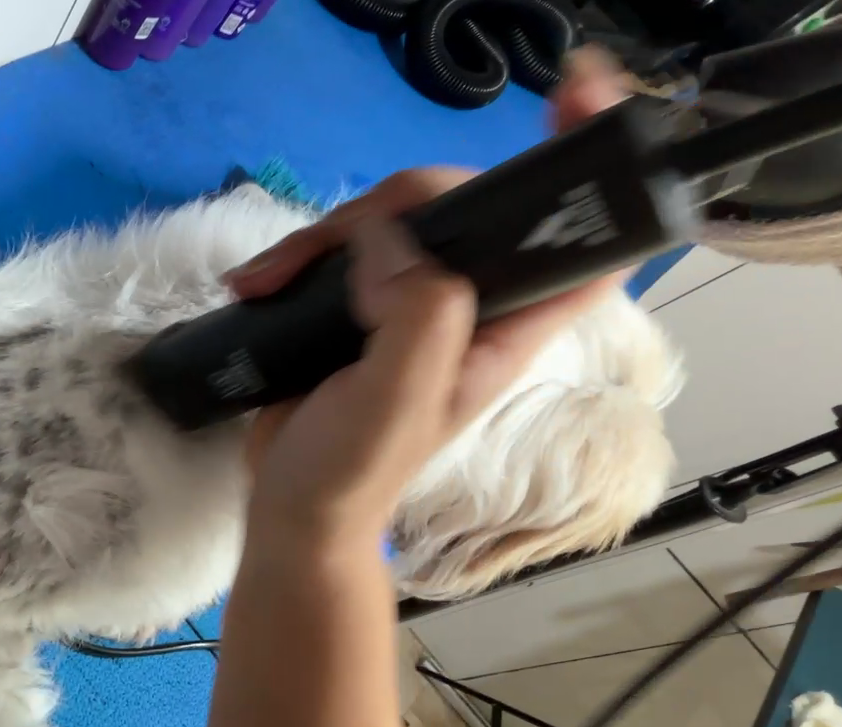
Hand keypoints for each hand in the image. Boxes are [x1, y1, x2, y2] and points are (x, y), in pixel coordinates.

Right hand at [230, 46, 632, 544]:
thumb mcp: (400, 396)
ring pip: (384, 228)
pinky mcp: (347, 314)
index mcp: (509, 321)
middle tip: (330, 239)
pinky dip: (291, 259)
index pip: (580, 230)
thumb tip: (384, 240)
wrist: (291, 507)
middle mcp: (466, 304)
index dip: (589, 161)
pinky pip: (333, 258)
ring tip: (261, 278)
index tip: (559, 103)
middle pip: (457, 207)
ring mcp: (402, 306)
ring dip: (318, 237)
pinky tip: (253, 282)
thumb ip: (419, 312)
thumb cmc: (354, 466)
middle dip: (392, 205)